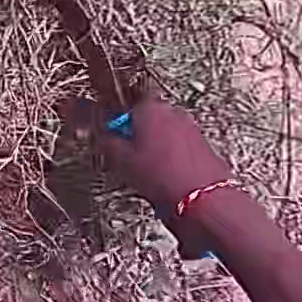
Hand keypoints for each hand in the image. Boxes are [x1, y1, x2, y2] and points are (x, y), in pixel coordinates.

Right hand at [71, 96, 231, 207]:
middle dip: (132, 132)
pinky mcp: (202, 145)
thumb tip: (100, 136)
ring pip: (161, 131)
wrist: (201, 198)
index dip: (112, 119)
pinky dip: (166, 155)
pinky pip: (176, 145)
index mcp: (150, 108)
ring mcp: (190, 128)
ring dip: (149, 144)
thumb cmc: (164, 176)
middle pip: (144, 117)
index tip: (105, 131)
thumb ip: (106, 141)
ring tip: (139, 167)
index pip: (124, 103)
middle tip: (120, 151)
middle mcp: (173, 113)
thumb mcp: (119, 159)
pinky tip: (159, 174)